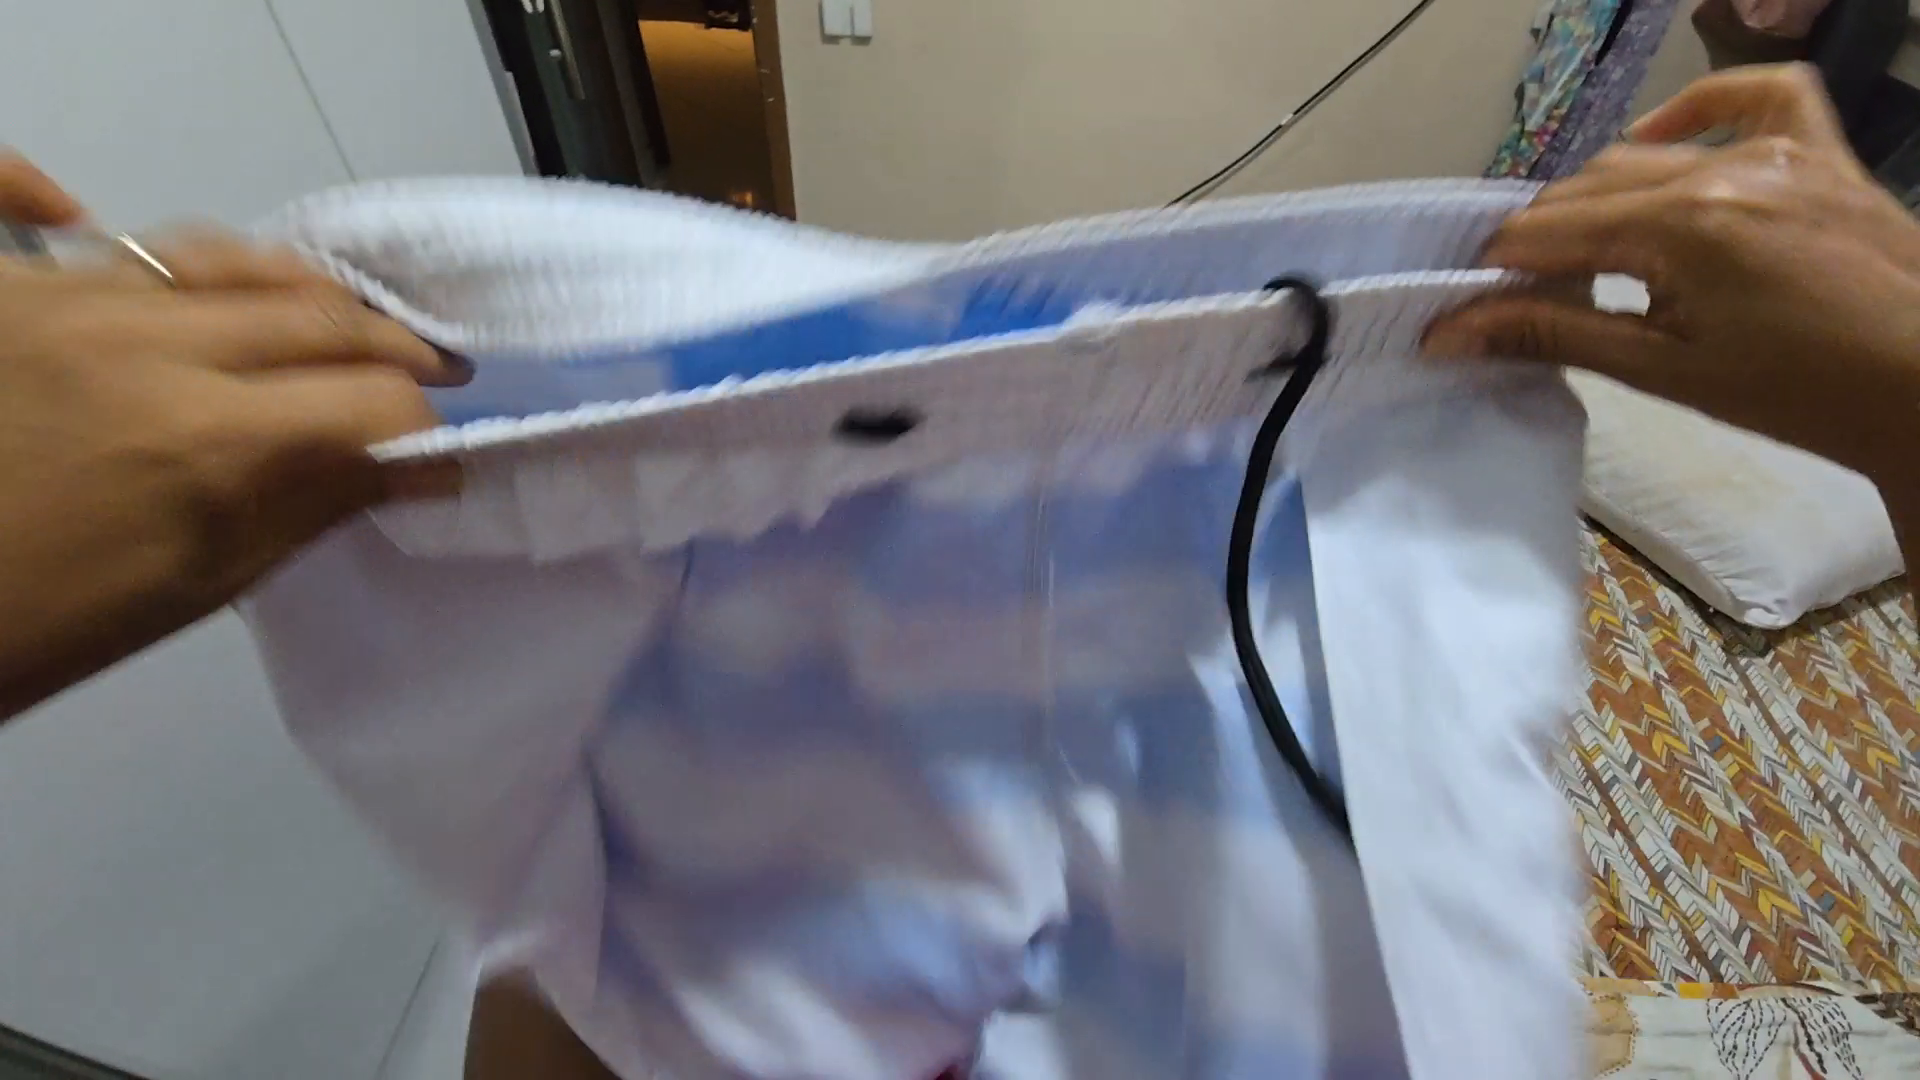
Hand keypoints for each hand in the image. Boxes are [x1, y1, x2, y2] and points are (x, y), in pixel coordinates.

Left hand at [0, 153, 461, 716]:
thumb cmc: (52, 617)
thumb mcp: (212, 576)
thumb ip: (324, 499)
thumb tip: (425, 464)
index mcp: (209, 437)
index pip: (374, 402)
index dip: (425, 426)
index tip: (442, 451)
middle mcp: (138, 345)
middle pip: (321, 318)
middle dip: (402, 349)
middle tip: (438, 370)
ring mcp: (49, 301)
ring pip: (223, 255)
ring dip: (305, 285)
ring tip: (339, 311)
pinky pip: (2, 198)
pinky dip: (38, 193)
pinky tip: (71, 206)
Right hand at [1425, 65, 1919, 494]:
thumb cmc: (1790, 389)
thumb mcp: (1653, 368)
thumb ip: (1545, 334)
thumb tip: (1446, 333)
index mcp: (1680, 226)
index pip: (1541, 232)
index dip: (1489, 272)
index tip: (1465, 310)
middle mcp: (1723, 169)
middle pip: (1577, 191)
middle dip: (1527, 242)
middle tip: (1508, 296)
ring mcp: (1778, 151)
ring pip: (1636, 158)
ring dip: (1582, 201)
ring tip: (1567, 255)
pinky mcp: (1818, 152)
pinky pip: (1757, 97)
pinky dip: (1696, 110)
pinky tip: (1659, 138)